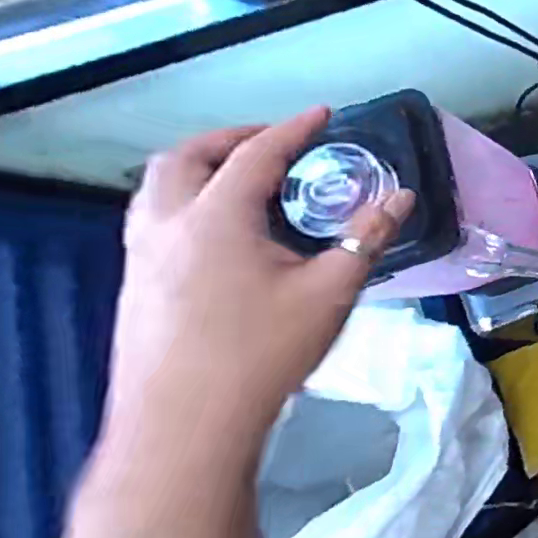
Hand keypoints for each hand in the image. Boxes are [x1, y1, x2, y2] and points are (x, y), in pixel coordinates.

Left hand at [102, 108, 414, 476]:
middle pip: (184, 158)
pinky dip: (188, 199)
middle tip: (277, 142)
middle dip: (232, 138)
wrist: (185, 423)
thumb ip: (367, 236)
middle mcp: (166, 225)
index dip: (292, 129)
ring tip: (247, 179)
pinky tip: (224, 231)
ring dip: (202, 167)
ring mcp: (141, 256)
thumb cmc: (264, 349)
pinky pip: (155, 218)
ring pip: (158, 187)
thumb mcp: (332, 290)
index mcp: (214, 218)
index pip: (255, 155)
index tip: (323, 113)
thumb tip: (402, 197)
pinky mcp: (135, 285)